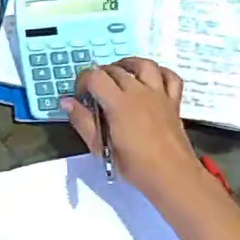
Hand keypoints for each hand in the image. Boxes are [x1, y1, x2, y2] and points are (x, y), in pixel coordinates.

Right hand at [61, 58, 209, 203]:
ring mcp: (159, 94)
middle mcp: (139, 92)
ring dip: (128, 64)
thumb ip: (82, 121)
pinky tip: (151, 78)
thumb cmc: (134, 165)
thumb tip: (66, 102)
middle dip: (101, 75)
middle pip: (116, 69)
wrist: (171, 175)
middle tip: (94, 90)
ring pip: (144, 65)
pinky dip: (159, 72)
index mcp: (119, 103)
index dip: (82, 80)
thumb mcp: (100, 147)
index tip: (80, 95)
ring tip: (119, 72)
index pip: (95, 76)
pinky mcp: (173, 101)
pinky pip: (170, 77)